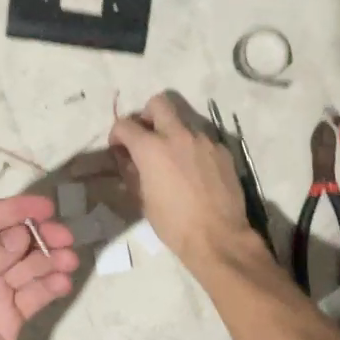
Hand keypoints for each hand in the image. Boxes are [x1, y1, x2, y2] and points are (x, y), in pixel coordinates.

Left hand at [0, 196, 77, 339]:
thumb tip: (19, 235)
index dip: (15, 210)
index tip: (47, 208)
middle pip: (11, 240)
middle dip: (38, 237)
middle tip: (66, 239)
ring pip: (27, 266)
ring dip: (49, 261)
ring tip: (70, 262)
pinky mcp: (9, 318)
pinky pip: (34, 294)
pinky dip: (50, 286)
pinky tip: (63, 284)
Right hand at [108, 91, 254, 268]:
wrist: (217, 237)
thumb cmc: (173, 224)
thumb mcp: (143, 200)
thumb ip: (133, 173)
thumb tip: (128, 160)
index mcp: (152, 148)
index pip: (125, 124)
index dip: (117, 134)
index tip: (119, 148)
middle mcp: (178, 136)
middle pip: (158, 103)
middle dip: (147, 115)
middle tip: (147, 137)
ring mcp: (204, 141)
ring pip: (183, 123)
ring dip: (173, 135)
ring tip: (174, 161)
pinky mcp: (222, 151)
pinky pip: (203, 141)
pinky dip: (194, 150)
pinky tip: (196, 173)